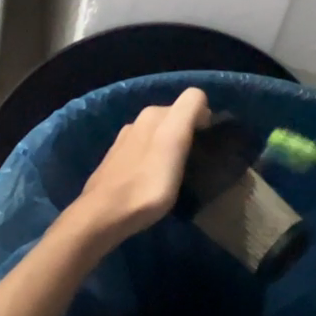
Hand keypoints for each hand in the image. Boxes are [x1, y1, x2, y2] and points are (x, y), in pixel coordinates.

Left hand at [64, 88, 209, 247]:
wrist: (105, 213)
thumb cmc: (147, 183)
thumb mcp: (175, 141)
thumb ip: (188, 112)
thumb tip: (201, 103)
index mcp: (153, 115)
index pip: (191, 102)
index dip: (205, 120)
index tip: (209, 145)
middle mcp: (137, 122)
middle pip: (174, 118)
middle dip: (188, 132)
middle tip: (198, 160)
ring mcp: (124, 142)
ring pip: (158, 135)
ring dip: (170, 147)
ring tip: (178, 172)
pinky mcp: (116, 161)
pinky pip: (145, 151)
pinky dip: (155, 158)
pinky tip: (155, 178)